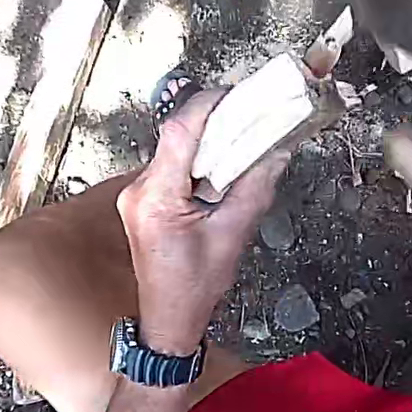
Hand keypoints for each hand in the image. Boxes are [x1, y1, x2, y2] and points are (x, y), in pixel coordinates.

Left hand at [117, 89, 290, 353]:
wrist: (168, 317)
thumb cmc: (196, 285)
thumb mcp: (234, 235)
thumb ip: (254, 188)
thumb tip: (275, 151)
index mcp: (157, 199)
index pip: (179, 133)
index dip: (208, 106)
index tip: (237, 95)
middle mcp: (139, 191)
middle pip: (176, 136)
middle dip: (214, 119)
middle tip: (248, 113)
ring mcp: (136, 194)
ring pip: (174, 148)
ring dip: (207, 139)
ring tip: (240, 136)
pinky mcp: (143, 198)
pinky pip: (172, 164)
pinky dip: (199, 157)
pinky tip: (222, 162)